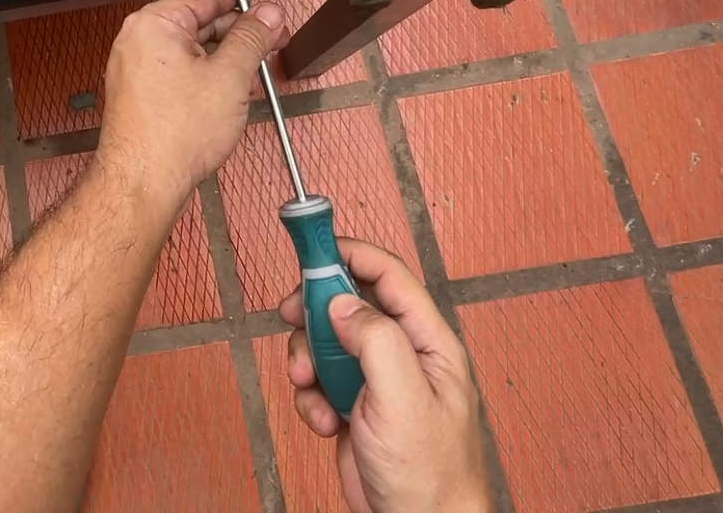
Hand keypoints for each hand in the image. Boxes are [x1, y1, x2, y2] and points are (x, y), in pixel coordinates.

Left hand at [94, 0, 286, 210]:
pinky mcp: (142, 93)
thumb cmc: (176, 132)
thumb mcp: (229, 76)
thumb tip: (268, 14)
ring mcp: (137, 67)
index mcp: (154, 24)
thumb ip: (251, 39)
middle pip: (198, 21)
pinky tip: (233, 87)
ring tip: (258, 66)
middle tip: (273, 37)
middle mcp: (139, 40)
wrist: (144, 182)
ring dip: (226, 55)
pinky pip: (180, 70)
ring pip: (191, 49)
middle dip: (238, 30)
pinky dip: (207, 74)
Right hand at [280, 239, 489, 512]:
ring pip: (325, 338)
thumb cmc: (431, 477)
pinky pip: (319, 378)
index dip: (348, 252)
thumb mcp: (404, 398)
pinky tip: (325, 420)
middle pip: (347, 300)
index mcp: (427, 341)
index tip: (310, 245)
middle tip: (291, 315)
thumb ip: (376, 339)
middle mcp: (402, 352)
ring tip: (309, 387)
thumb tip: (342, 304)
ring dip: (307, 359)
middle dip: (314, 308)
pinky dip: (311, 396)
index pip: (387, 274)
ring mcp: (376, 377)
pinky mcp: (354, 401)